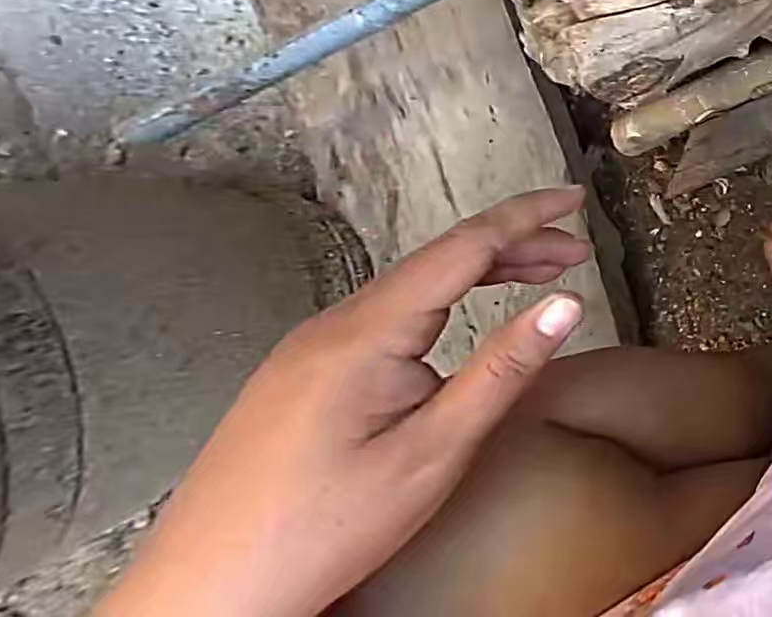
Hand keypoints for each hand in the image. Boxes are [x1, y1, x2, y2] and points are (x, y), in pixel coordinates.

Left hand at [97, 188, 594, 616]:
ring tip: (543, 273)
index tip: (574, 196)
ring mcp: (313, 344)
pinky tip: (469, 311)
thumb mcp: (435, 450)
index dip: (528, 214)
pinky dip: (449, 296)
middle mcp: (336, 321)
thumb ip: (506, 367)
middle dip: (518, 243)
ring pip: (418, 281)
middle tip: (576, 252)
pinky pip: (393, 308)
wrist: (194, 609)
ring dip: (486, 269)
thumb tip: (570, 302)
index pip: (466, 244)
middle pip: (443, 256)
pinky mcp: (306, 370)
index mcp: (368, 331)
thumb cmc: (324, 530)